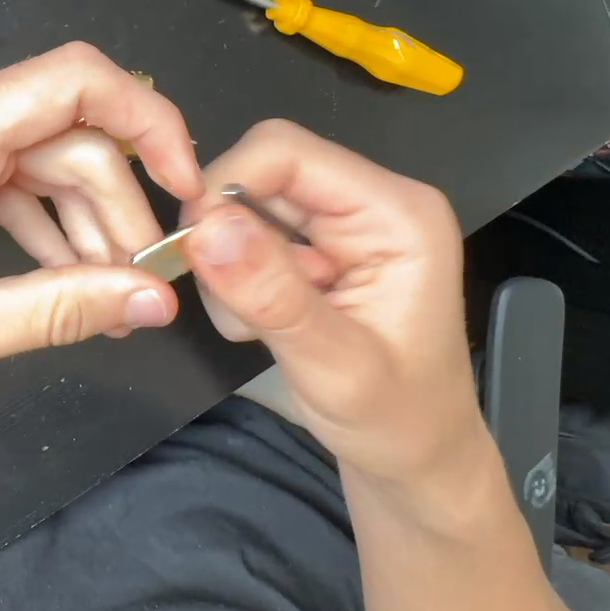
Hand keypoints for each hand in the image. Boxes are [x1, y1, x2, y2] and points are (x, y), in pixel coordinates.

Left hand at [0, 42, 204, 381]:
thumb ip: (57, 310)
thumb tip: (150, 299)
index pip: (76, 80)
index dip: (149, 118)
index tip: (187, 184)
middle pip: (70, 139)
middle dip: (118, 211)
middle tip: (140, 289)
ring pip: (44, 160)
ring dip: (83, 223)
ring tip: (103, 297)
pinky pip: (9, 176)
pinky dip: (42, 222)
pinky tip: (60, 275)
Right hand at [181, 120, 483, 484]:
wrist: (415, 459)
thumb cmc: (397, 422)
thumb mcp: (335, 368)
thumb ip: (272, 295)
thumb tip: (205, 228)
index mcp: (394, 212)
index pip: (284, 151)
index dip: (224, 185)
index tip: (194, 249)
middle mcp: (366, 201)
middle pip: (256, 172)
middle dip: (224, 233)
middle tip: (230, 300)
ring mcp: (337, 222)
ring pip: (240, 203)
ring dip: (225, 262)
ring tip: (257, 324)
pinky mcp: (312, 245)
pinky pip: (242, 233)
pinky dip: (230, 275)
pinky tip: (259, 320)